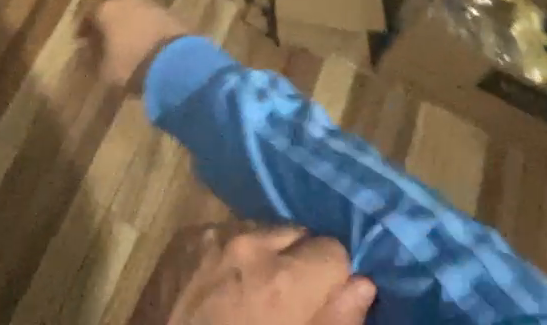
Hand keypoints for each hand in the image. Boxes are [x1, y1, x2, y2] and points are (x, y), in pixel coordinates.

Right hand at [76, 0, 190, 93]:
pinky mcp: (170, 13)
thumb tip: (85, 52)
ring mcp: (150, 4)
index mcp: (105, 8)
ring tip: (127, 45)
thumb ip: (91, 58)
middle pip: (110, 6)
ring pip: (132, 10)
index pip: (85, 9)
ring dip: (127, 24)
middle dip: (106, 23)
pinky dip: (145, 28)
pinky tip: (147, 46)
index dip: (82, 25)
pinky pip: (150, 18)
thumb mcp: (105, 70)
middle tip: (104, 41)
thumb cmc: (132, 64)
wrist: (179, 64)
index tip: (81, 41)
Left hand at [168, 226, 377, 324]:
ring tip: (251, 296)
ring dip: (264, 255)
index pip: (333, 249)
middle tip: (289, 303)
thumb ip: (336, 322)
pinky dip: (231, 253)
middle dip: (299, 262)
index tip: (322, 303)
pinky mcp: (184, 237)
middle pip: (296, 233)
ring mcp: (211, 234)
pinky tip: (221, 287)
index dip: (332, 280)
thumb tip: (363, 284)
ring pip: (259, 230)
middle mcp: (248, 243)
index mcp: (284, 280)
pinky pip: (223, 232)